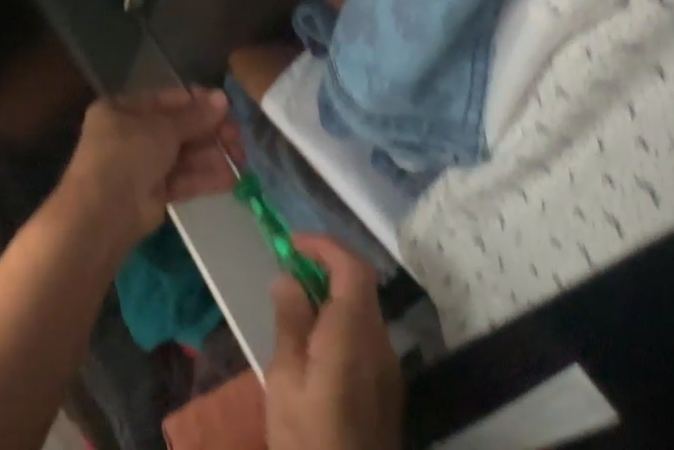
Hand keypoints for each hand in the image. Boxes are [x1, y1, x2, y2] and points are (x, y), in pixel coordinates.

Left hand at [57, 88, 241, 248]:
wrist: (105, 211)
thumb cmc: (128, 153)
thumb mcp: (162, 127)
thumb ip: (194, 115)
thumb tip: (222, 98)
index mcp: (121, 110)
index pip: (164, 100)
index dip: (196, 103)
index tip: (225, 107)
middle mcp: (129, 135)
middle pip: (176, 129)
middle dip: (209, 132)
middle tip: (237, 137)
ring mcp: (140, 165)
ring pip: (182, 156)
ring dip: (211, 156)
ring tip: (240, 158)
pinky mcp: (152, 193)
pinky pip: (182, 179)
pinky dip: (204, 177)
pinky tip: (231, 178)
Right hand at [266, 235, 402, 449]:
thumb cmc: (307, 439)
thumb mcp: (284, 379)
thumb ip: (290, 323)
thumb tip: (288, 279)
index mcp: (353, 334)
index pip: (352, 268)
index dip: (324, 246)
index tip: (290, 244)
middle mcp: (380, 343)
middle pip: (361, 287)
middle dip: (325, 269)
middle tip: (285, 273)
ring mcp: (389, 369)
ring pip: (364, 313)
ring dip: (332, 297)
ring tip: (292, 309)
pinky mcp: (387, 390)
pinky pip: (365, 338)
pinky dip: (340, 323)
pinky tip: (312, 346)